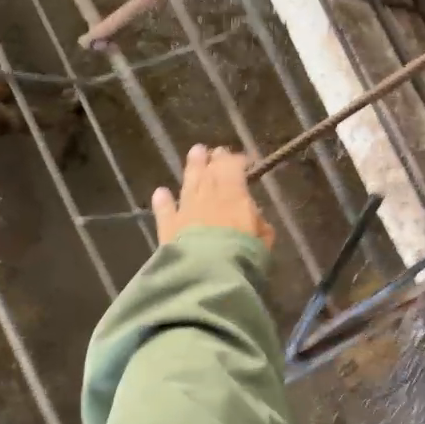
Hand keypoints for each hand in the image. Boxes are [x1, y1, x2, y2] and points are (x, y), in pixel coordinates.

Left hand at [152, 144, 275, 248]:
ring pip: (189, 184)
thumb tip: (255, 216)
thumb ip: (260, 224)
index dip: (239, 161)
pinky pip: (165, 211)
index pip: (234, 169)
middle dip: (213, 160)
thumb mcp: (264, 239)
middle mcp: (208, 197)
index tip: (246, 159)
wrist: (206, 273)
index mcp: (235, 196)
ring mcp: (186, 211)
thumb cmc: (243, 254)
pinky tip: (160, 192)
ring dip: (192, 168)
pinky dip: (163, 201)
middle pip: (210, 173)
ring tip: (195, 153)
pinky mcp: (168, 228)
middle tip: (214, 150)